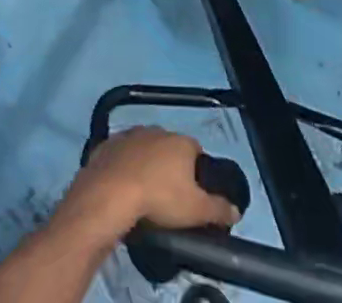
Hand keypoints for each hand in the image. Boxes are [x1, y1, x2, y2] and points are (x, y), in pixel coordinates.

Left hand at [62, 127, 240, 239]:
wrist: (110, 194)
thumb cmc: (159, 198)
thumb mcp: (197, 211)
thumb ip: (219, 209)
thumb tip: (235, 211)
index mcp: (181, 142)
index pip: (195, 150)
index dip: (196, 169)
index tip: (192, 190)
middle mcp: (155, 131)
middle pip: (168, 147)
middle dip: (169, 164)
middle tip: (168, 194)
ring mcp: (128, 135)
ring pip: (142, 148)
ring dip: (144, 163)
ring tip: (142, 192)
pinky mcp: (106, 144)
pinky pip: (119, 154)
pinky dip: (122, 166)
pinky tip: (120, 186)